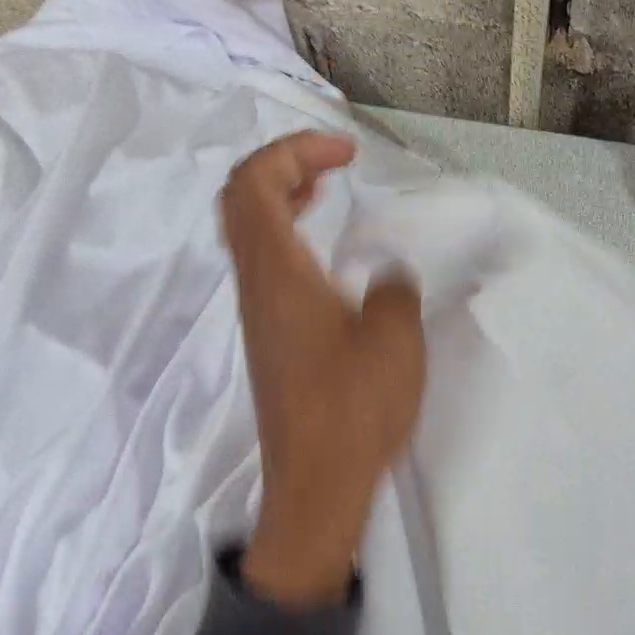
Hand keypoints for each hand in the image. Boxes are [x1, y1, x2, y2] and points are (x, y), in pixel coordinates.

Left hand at [220, 131, 425, 606]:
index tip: (346, 153)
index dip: (294, 151)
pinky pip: (266, 271)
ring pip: (249, 237)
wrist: (316, 484)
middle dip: (283, 167)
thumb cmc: (354, 408)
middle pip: (240, 202)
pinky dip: (289, 242)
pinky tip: (328, 263)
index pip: (255, 183)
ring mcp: (258, 319)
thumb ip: (393, 289)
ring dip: (283, 204)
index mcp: (278, 274)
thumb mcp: (395, 338)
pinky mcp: (270, 346)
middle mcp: (256, 289)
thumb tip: (386, 275)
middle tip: (331, 165)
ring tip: (327, 197)